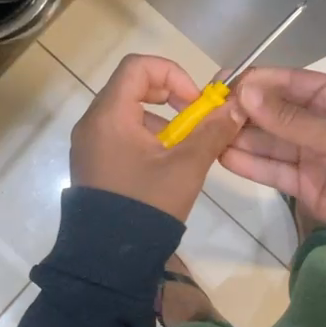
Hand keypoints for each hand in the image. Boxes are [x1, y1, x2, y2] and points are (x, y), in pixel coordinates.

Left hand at [69, 54, 245, 221]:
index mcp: (109, 115)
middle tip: (194, 119)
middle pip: (132, 86)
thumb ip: (212, 132)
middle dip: (169, 96)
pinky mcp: (92, 163)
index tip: (194, 101)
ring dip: (161, 119)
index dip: (172, 74)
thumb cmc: (146, 205)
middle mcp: (92, 123)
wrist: (107, 260)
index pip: (138, 66)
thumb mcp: (186, 167)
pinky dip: (146, 137)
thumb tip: (237, 108)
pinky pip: (119, 134)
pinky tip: (166, 164)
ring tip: (184, 147)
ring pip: (127, 112)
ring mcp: (88, 144)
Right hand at [219, 68, 325, 224]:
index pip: (288, 82)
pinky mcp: (302, 181)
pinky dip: (249, 163)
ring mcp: (309, 151)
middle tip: (208, 112)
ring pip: (268, 140)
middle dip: (243, 111)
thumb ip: (286, 117)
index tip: (222, 83)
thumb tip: (244, 92)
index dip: (255, 81)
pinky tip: (223, 157)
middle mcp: (318, 120)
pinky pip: (272, 167)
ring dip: (240, 138)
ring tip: (208, 135)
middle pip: (273, 111)